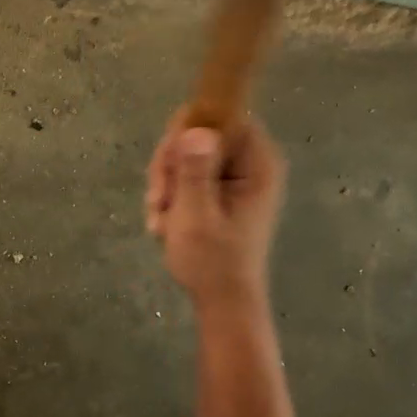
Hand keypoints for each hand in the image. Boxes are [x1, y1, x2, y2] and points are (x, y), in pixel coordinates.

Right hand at [145, 120, 285, 303]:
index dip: (189, 130)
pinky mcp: (219, 191)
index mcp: (258, 163)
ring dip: (164, 185)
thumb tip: (194, 129)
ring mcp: (234, 177)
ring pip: (185, 155)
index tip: (167, 161)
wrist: (222, 300)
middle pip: (198, 133)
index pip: (223, 116)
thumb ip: (194, 171)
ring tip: (159, 219)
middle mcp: (250, 162)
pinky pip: (186, 175)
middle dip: (169, 165)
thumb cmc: (213, 261)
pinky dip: (170, 197)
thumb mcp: (197, 215)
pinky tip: (164, 224)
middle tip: (157, 199)